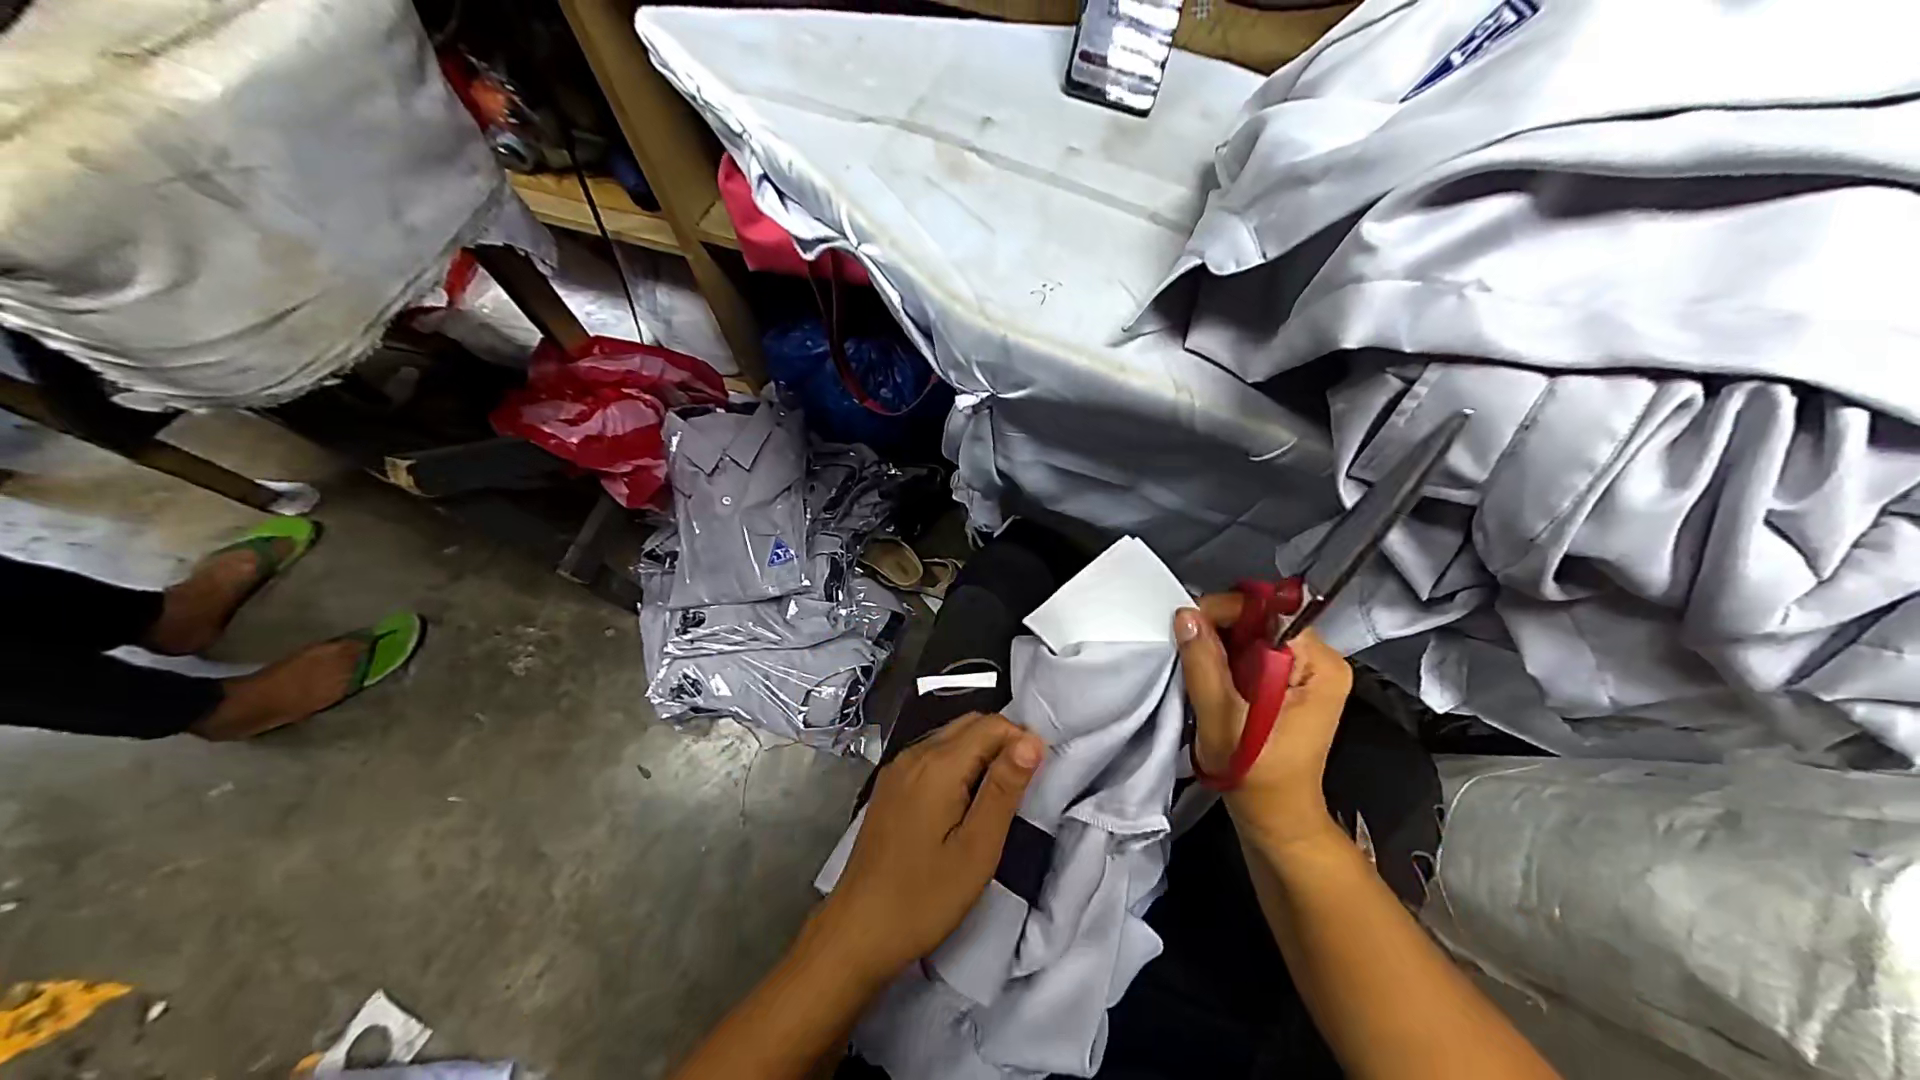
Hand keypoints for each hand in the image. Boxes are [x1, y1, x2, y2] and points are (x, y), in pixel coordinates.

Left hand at [813, 712, 1045, 979]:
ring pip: (951, 737)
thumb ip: (1004, 788)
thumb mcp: (977, 848)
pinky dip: (958, 764)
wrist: (858, 930)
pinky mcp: (890, 786)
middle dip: (1004, 742)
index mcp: (936, 765)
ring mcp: (897, 769)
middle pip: (970, 724)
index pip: (992, 725)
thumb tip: (1030, 741)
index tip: (1038, 776)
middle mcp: (913, 755)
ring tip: (999, 797)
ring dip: (981, 752)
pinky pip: (932, 756)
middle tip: (1024, 787)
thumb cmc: (924, 897)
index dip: (1022, 741)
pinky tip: (965, 802)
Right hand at [1174, 597, 1351, 847]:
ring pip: (1254, 635)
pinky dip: (1226, 657)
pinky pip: (1254, 652)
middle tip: (1184, 642)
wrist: (1275, 817)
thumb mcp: (1222, 718)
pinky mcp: (1290, 683)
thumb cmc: (1255, 774)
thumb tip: (1186, 614)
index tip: (1188, 624)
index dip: (1226, 611)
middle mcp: (1321, 661)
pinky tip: (1207, 671)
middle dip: (1219, 627)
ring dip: (1219, 643)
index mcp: (1320, 666)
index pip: (1270, 612)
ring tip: (1192, 657)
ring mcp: (1306, 672)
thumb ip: (1204, 663)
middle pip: (1262, 619)